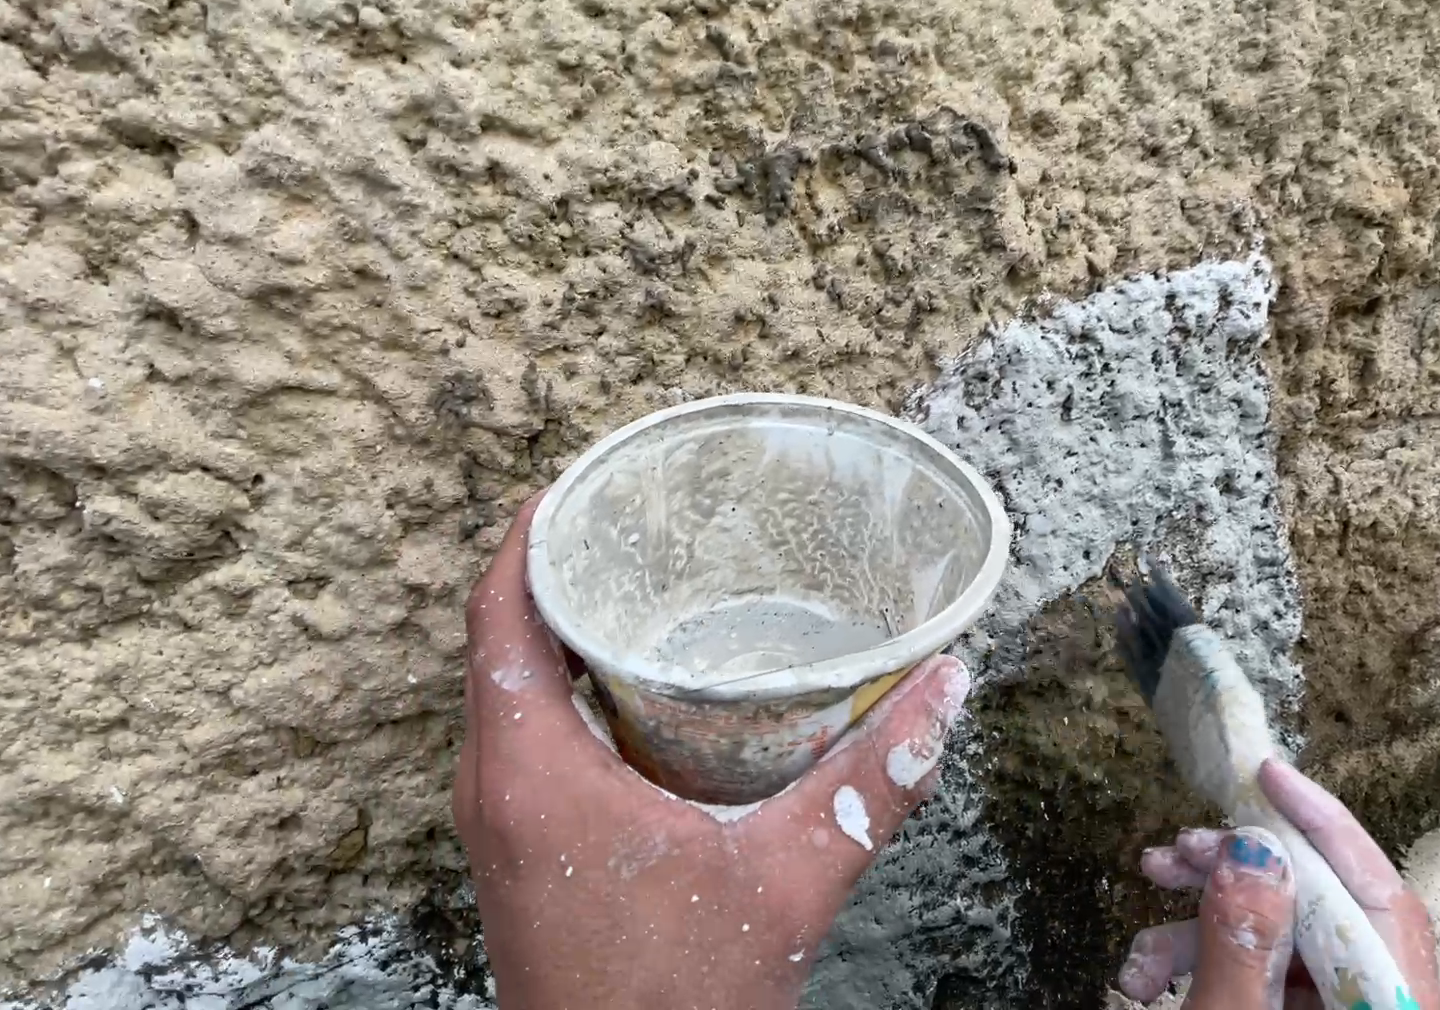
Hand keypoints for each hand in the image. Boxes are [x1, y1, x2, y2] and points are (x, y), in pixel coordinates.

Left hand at [453, 495, 972, 1009]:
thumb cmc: (681, 1005)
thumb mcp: (789, 880)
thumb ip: (871, 783)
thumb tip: (943, 687)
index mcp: (534, 771)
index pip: (498, 616)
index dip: (527, 536)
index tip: (577, 482)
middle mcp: (496, 782)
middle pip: (498, 635)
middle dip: (550, 564)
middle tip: (623, 516)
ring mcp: (500, 813)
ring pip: (505, 680)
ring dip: (550, 618)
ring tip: (626, 572)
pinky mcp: (520, 836)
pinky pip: (519, 722)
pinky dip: (556, 673)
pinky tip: (623, 669)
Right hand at [1118, 759, 1439, 1009]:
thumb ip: (1243, 944)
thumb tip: (1249, 848)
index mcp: (1386, 1006)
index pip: (1377, 894)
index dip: (1322, 821)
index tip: (1264, 769)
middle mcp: (1371, 1000)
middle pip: (1315, 901)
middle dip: (1233, 863)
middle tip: (1173, 850)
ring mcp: (1333, 1008)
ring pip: (1273, 927)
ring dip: (1200, 907)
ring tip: (1147, 892)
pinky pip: (1254, 963)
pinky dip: (1198, 953)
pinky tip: (1146, 970)